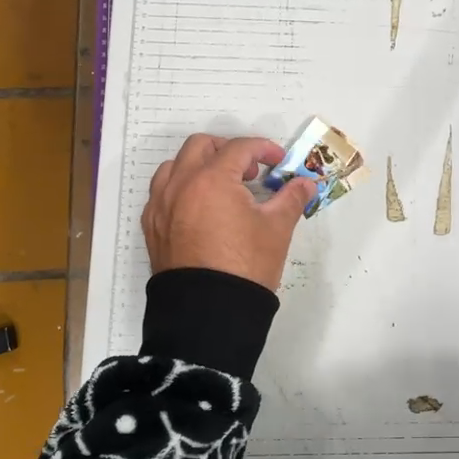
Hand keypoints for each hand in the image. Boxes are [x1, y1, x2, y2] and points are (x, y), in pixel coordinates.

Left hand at [141, 133, 317, 289]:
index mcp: (212, 180)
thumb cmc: (246, 265)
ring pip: (174, 166)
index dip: (263, 149)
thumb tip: (305, 183)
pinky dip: (180, 188)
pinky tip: (200, 207)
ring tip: (221, 185)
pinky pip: (161, 192)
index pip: (239, 148)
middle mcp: (180, 185)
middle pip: (201, 146)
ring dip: (198, 165)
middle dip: (227, 150)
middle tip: (249, 170)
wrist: (209, 313)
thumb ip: (292, 198)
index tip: (279, 161)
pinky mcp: (152, 227)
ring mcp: (161, 206)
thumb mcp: (277, 228)